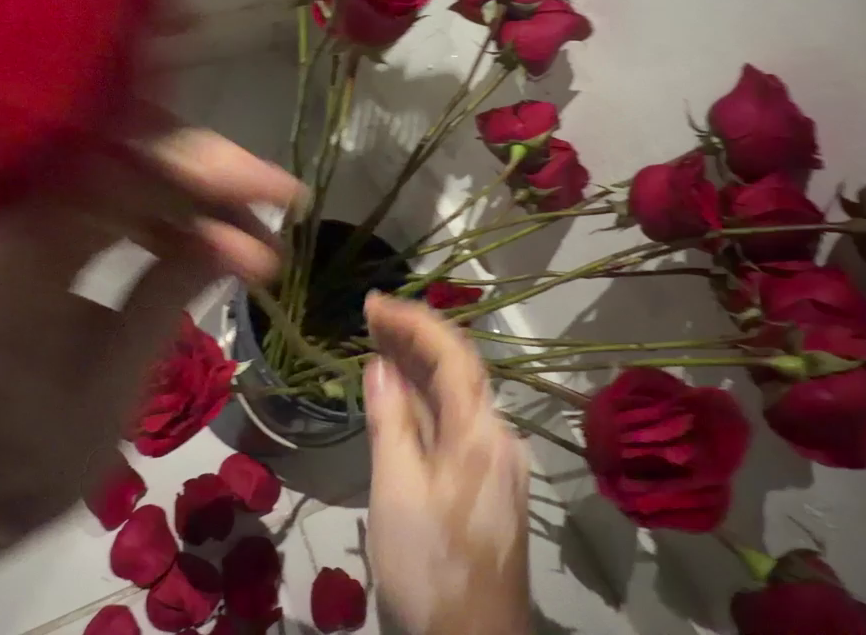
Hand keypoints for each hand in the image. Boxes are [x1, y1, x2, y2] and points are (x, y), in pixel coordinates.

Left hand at [0, 119, 302, 553]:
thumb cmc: (15, 467)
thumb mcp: (107, 394)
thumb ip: (168, 297)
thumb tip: (249, 241)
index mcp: (9, 253)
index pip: (122, 170)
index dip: (210, 171)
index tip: (283, 196)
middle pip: (118, 152)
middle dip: (206, 176)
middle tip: (273, 212)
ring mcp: (1, 217)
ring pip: (113, 168)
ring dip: (186, 194)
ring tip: (247, 239)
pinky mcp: (14, 230)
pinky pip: (94, 196)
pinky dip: (152, 212)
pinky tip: (195, 239)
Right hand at [364, 293, 531, 634]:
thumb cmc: (430, 564)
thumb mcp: (397, 489)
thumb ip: (391, 420)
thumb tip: (380, 365)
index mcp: (481, 432)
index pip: (452, 353)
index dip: (413, 320)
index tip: (371, 301)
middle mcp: (497, 437)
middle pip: (458, 370)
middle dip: (413, 336)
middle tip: (368, 315)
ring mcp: (495, 462)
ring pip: (455, 396)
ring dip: (417, 365)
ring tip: (376, 341)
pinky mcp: (485, 484)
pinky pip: (455, 422)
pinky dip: (424, 399)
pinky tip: (399, 396)